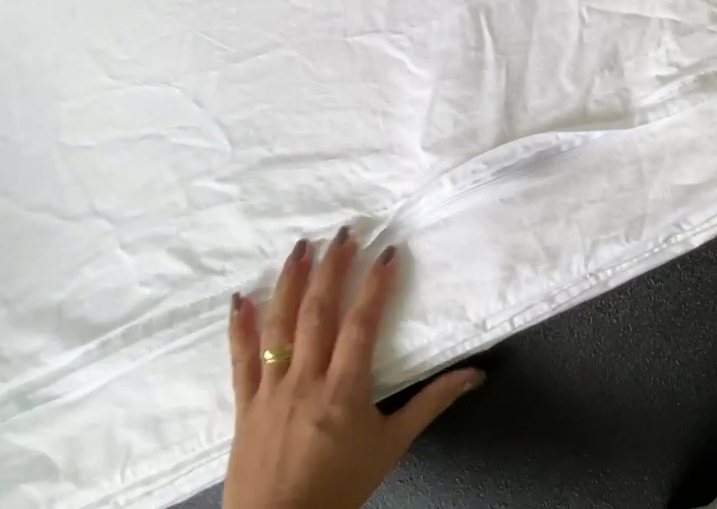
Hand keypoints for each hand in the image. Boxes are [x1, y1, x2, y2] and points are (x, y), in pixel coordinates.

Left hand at [224, 232, 482, 508]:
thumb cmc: (339, 486)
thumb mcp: (392, 445)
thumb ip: (432, 403)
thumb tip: (477, 374)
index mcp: (344, 389)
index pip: (362, 324)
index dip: (376, 285)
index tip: (387, 251)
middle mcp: (304, 382)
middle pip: (317, 314)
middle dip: (331, 269)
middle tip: (343, 232)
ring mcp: (269, 392)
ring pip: (277, 327)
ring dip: (289, 282)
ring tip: (299, 247)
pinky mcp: (243, 406)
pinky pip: (239, 360)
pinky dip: (239, 326)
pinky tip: (240, 297)